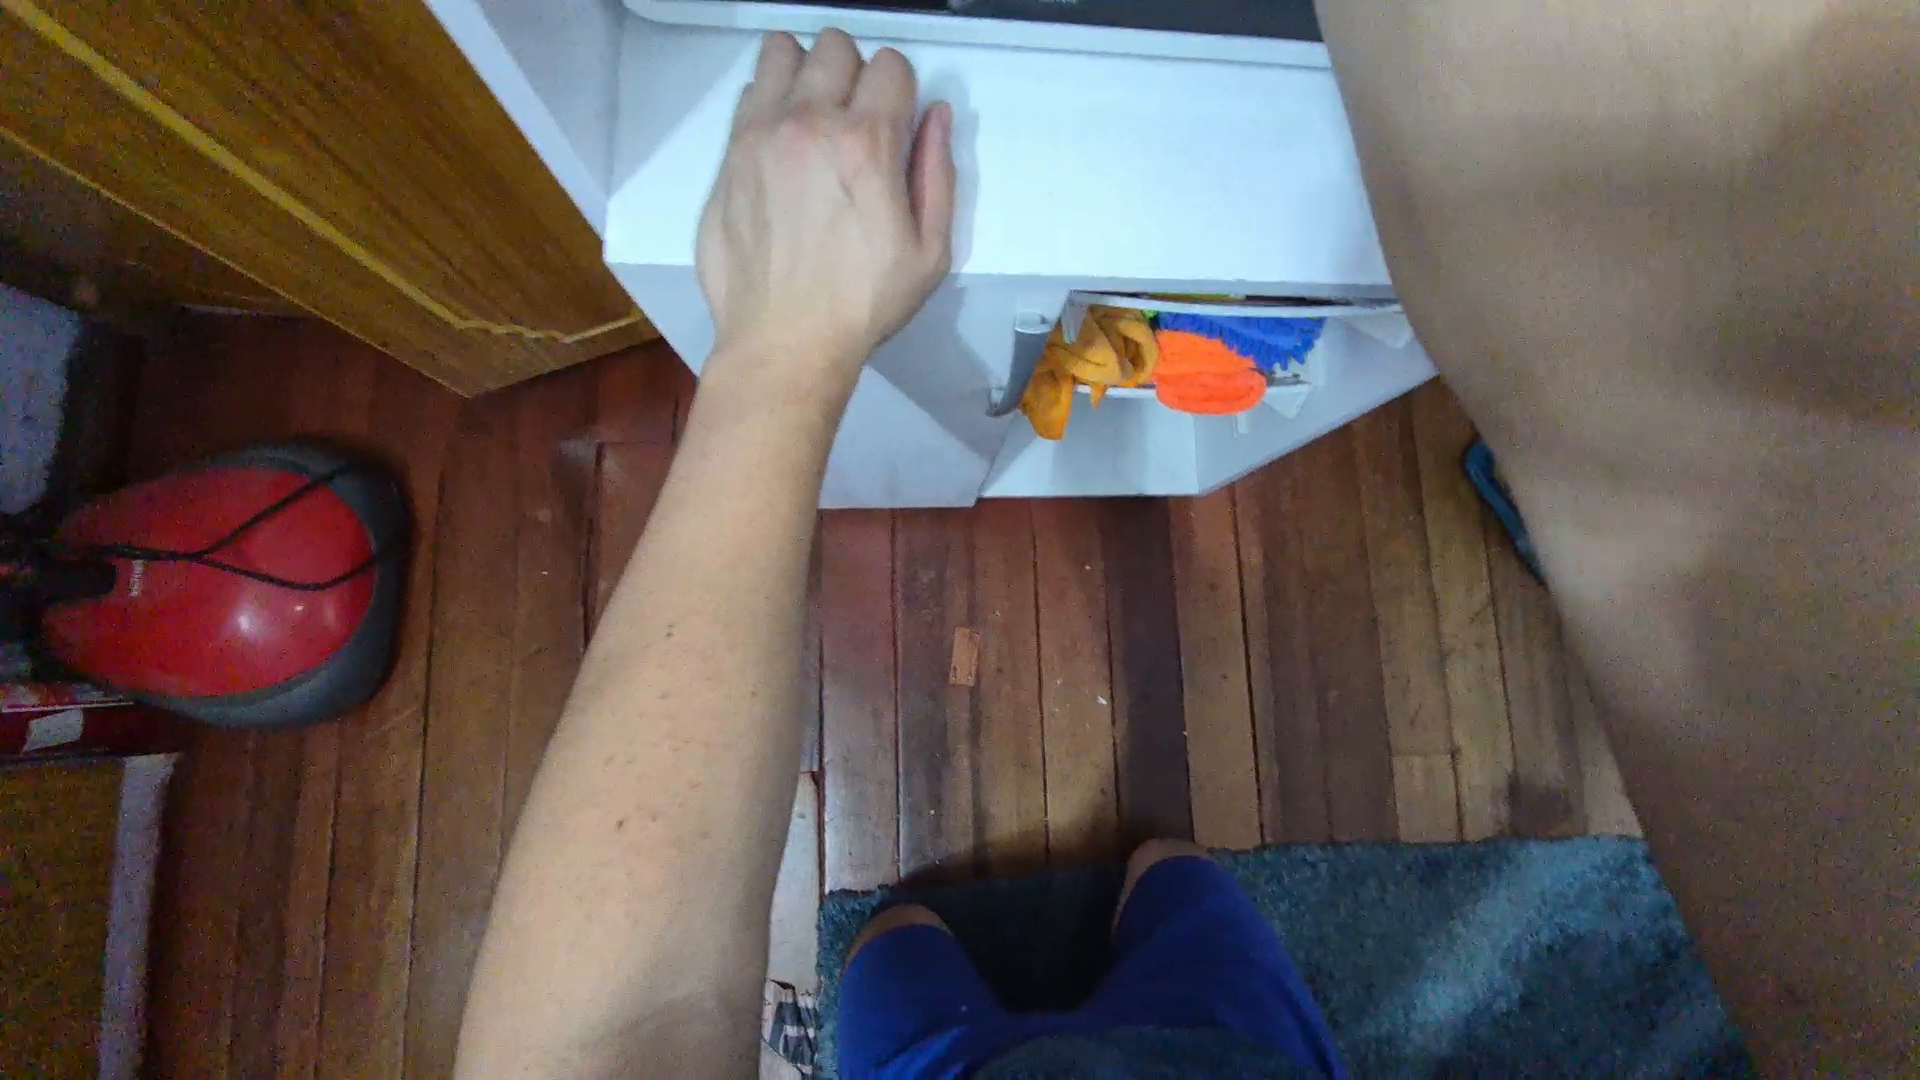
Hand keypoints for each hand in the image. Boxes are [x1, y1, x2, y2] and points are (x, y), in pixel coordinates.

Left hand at [697, 30, 956, 392]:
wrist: (785, 341)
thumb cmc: (863, 306)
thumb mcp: (929, 255)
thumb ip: (938, 177)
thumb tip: (937, 118)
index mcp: (867, 144)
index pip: (892, 65)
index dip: (902, 94)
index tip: (896, 129)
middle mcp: (810, 123)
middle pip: (836, 46)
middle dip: (854, 76)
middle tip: (855, 125)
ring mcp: (761, 135)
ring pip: (782, 52)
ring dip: (805, 75)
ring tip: (813, 121)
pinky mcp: (729, 156)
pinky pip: (749, 93)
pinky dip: (770, 105)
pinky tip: (782, 149)